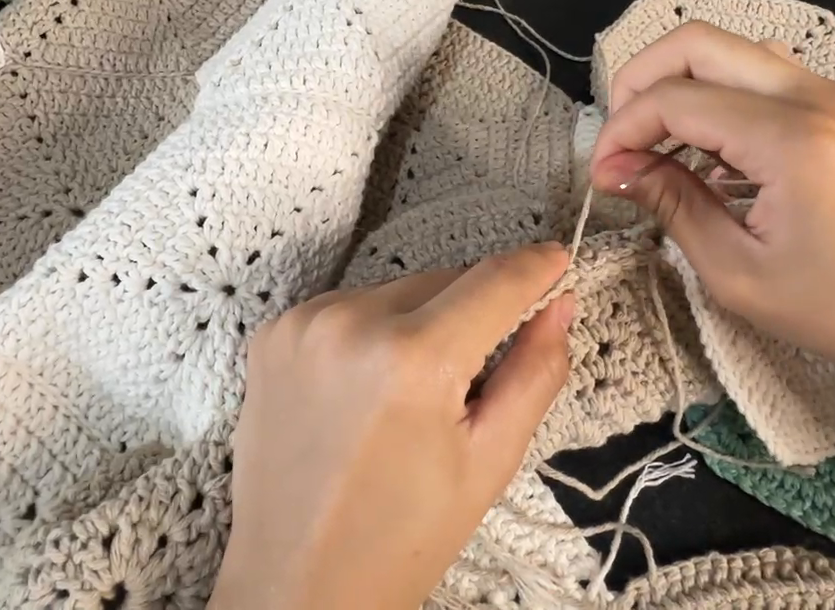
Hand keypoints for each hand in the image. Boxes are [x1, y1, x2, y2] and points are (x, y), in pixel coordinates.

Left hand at [212, 243, 574, 609]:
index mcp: (413, 360)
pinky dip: (370, 331)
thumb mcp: (490, 461)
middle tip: (465, 380)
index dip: (534, 267)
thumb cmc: (402, 536)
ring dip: (418, 320)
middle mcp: (352, 322)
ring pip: (397, 290)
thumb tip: (560, 304)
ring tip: (405, 394)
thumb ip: (535, 371)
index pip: (492, 282)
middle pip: (444, 281)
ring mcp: (305, 322)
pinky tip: (362, 388)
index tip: (558, 257)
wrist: (295, 585)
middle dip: (470, 313)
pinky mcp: (274, 330)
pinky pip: (349, 305)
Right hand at [588, 21, 834, 388]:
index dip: (622, 130)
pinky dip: (713, 89)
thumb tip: (612, 168)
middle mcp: (811, 95)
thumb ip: (669, 203)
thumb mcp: (734, 270)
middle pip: (695, 43)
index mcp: (789, 139)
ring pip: (726, 46)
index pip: (675, 100)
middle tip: (618, 139)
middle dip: (638, 82)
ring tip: (654, 136)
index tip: (601, 173)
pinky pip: (757, 68)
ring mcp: (829, 92)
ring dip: (676, 79)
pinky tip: (704, 141)